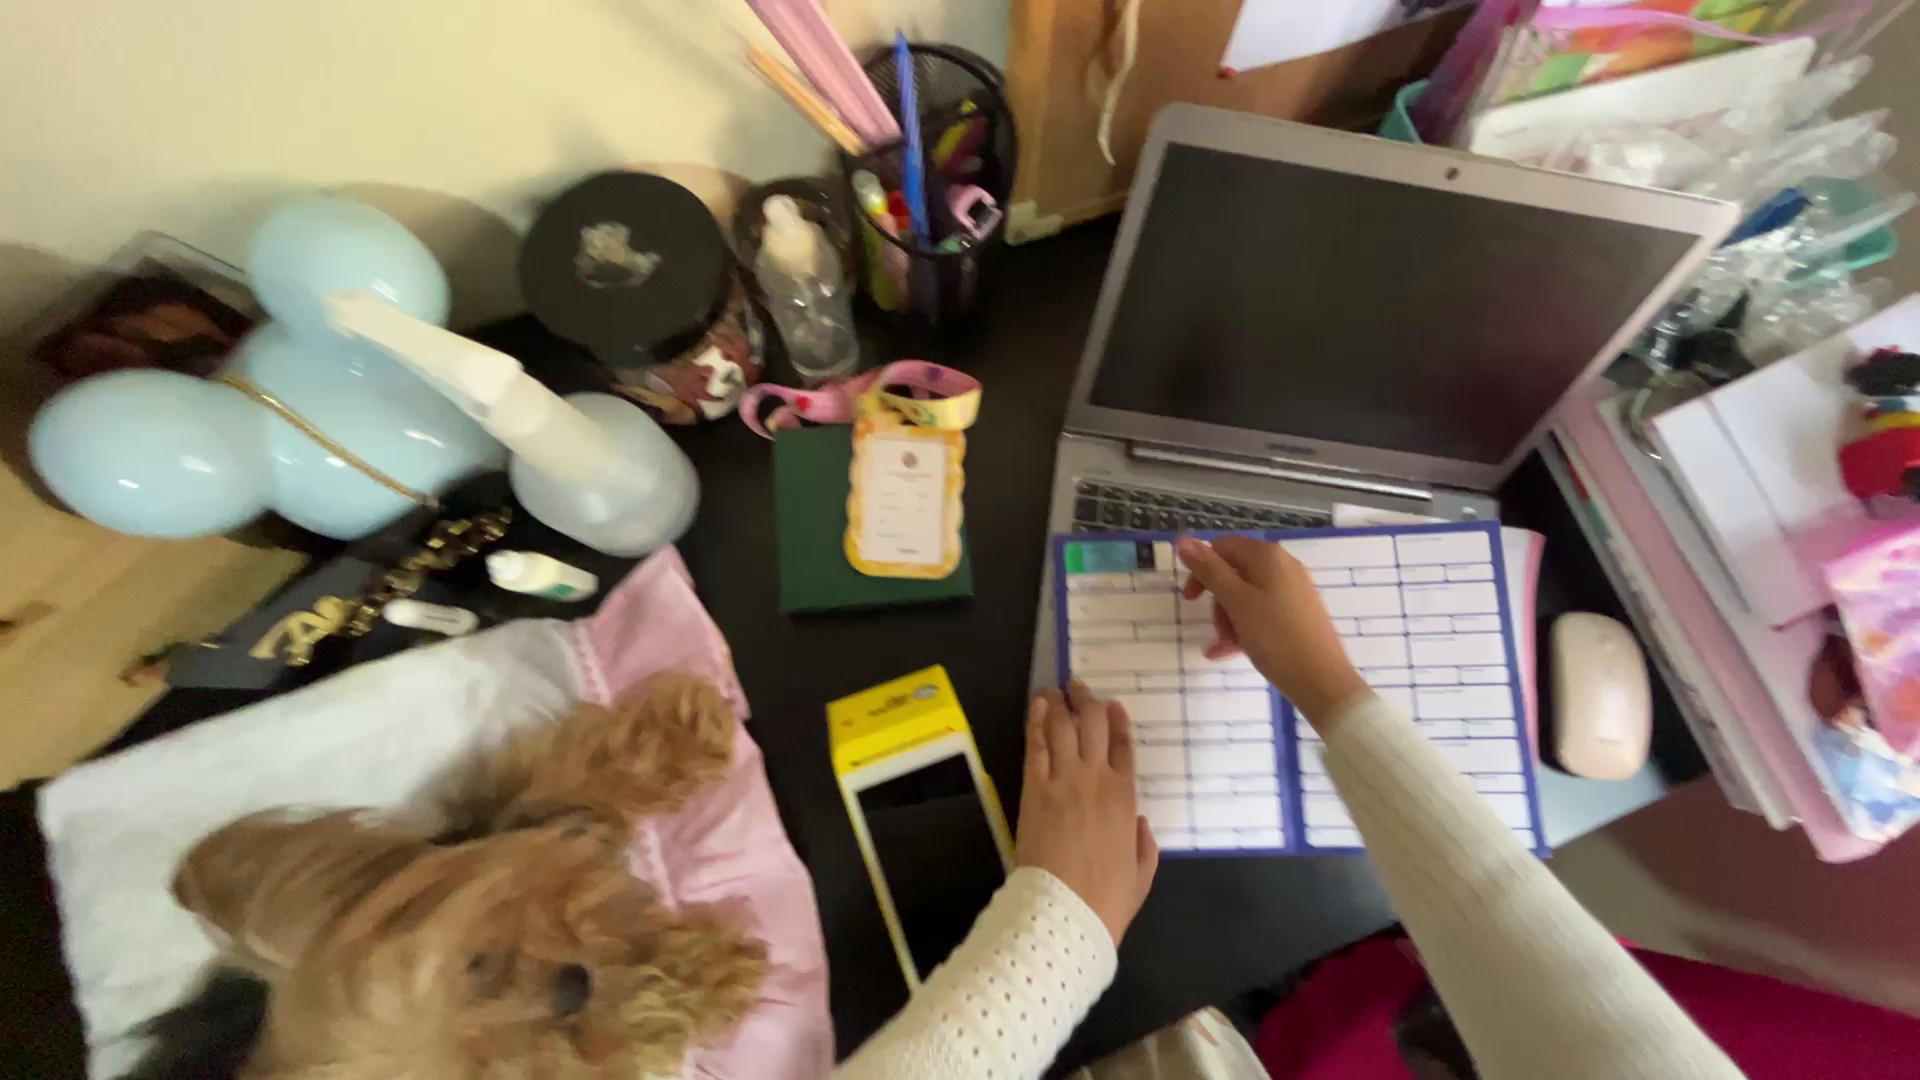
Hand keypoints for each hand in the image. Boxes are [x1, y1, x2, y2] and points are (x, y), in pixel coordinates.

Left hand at [1016, 679, 1158, 944]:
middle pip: (1093, 726)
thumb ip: (1144, 844)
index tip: (1112, 705)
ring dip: (1060, 703)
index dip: (1118, 721)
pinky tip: (1038, 704)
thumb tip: (1139, 821)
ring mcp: (1063, 779)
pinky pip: (1036, 744)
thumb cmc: (1106, 898)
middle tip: (1079, 686)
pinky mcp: (1034, 786)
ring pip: (1063, 727)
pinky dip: (1037, 720)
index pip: (1124, 746)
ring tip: (1057, 688)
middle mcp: (1096, 778)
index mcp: (1125, 797)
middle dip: (1087, 701)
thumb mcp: (1141, 874)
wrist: (1064, 910)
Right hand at [1176, 535, 1370, 727]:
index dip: (1201, 570)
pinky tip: (1232, 651)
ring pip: (1244, 595)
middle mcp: (1282, 566)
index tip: (1191, 600)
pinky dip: (1244, 627)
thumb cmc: (1275, 637)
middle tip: (1216, 628)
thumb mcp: (1235, 602)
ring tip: (1227, 646)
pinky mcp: (1296, 612)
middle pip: (1232, 572)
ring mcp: (1291, 590)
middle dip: (1217, 601)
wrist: (1321, 680)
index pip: (1221, 547)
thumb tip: (1183, 540)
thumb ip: (1209, 570)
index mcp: (1267, 556)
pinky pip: (1260, 611)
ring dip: (1228, 619)